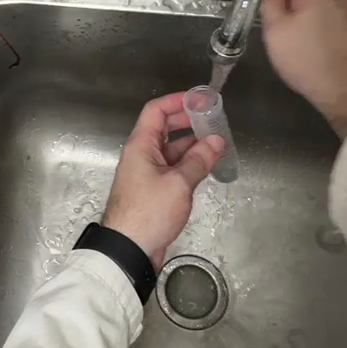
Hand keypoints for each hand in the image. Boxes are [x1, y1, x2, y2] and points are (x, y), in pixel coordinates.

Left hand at [101, 93, 225, 269]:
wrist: (130, 249)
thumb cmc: (150, 211)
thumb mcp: (178, 183)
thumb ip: (198, 160)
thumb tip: (215, 140)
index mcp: (140, 145)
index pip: (155, 111)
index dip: (176, 101)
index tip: (199, 99)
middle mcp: (141, 154)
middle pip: (163, 128)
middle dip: (187, 121)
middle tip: (212, 119)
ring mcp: (147, 172)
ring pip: (170, 149)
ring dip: (191, 144)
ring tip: (216, 142)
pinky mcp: (154, 190)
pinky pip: (172, 167)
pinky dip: (188, 163)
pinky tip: (206, 165)